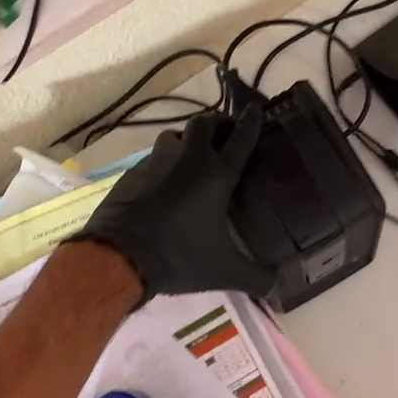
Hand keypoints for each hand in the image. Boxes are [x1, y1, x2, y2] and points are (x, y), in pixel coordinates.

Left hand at [71, 110, 275, 303]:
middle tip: (225, 133)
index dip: (251, 122)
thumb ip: (256, 278)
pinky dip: (164, 162)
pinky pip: (153, 157)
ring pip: (175, 135)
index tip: (256, 109)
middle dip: (217, 124)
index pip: (241, 138)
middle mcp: (190, 158)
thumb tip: (278, 288)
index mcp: (218, 173)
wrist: (119, 255)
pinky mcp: (133, 172)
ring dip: (187, 139)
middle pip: (205, 123)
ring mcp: (157, 161)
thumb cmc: (180, 256)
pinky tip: (164, 180)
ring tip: (193, 153)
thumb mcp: (224, 271)